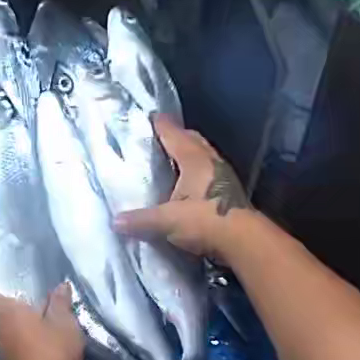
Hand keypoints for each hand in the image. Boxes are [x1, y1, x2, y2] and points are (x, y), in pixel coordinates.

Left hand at [0, 282, 83, 359]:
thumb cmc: (52, 351)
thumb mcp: (64, 323)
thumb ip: (61, 304)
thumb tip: (61, 287)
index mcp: (7, 313)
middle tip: (7, 292)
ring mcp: (1, 349)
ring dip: (8, 322)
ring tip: (24, 314)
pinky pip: (9, 343)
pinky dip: (17, 337)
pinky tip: (31, 337)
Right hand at [112, 115, 256, 259]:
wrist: (243, 241)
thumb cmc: (204, 220)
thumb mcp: (167, 221)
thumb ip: (141, 220)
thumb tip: (116, 222)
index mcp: (194, 159)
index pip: (175, 135)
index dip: (162, 126)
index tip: (153, 118)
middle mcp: (211, 163)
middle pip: (194, 142)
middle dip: (180, 137)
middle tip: (165, 137)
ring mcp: (225, 179)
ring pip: (205, 159)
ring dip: (192, 158)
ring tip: (176, 162)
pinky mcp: (231, 196)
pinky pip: (211, 178)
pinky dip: (200, 178)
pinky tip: (192, 189)